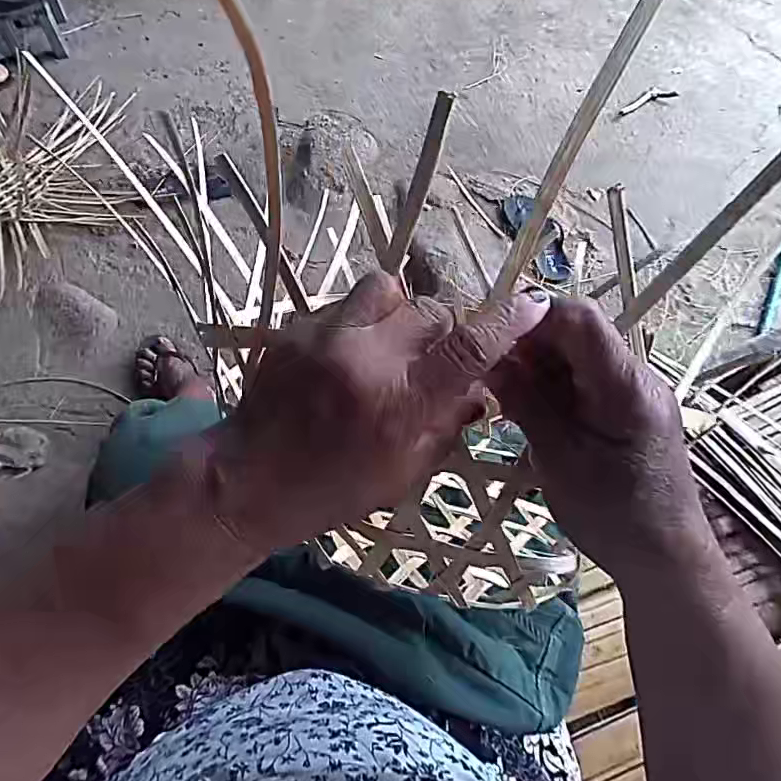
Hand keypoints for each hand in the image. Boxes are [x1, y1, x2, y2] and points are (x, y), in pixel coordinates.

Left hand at [203, 272, 550, 553]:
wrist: (247, 479)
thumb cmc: (331, 490)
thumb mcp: (402, 473)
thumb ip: (446, 425)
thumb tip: (478, 390)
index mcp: (399, 403)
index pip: (467, 350)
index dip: (506, 323)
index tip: (532, 304)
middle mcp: (366, 359)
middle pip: (432, 311)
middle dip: (443, 329)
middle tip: (431, 356)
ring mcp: (327, 337)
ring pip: (387, 290)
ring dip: (401, 312)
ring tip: (388, 343)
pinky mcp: (298, 328)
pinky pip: (347, 306)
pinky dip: (361, 323)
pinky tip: (346, 356)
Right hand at [485, 299, 707, 579]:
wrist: (667, 562)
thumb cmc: (614, 517)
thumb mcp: (559, 459)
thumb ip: (526, 402)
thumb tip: (487, 356)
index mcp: (626, 385)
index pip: (579, 318)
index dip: (531, 313)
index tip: (488, 332)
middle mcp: (636, 375)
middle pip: (575, 332)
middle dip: (526, 340)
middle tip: (485, 367)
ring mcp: (633, 390)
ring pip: (574, 353)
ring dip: (534, 363)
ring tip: (499, 389)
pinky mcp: (625, 406)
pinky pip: (582, 377)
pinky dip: (549, 383)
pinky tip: (525, 405)